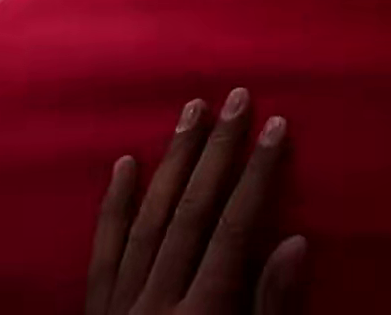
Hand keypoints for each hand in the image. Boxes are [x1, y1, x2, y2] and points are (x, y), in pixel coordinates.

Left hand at [85, 89, 306, 314]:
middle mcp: (155, 305)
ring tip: (193, 109)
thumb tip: (295, 242)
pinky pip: (103, 254)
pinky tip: (125, 163)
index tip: (276, 123)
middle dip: (218, 149)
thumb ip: (272, 308)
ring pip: (149, 219)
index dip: (258, 173)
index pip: (234, 229)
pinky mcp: (95, 313)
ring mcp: (119, 309)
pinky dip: (115, 207)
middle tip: (237, 96)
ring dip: (174, 159)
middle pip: (190, 211)